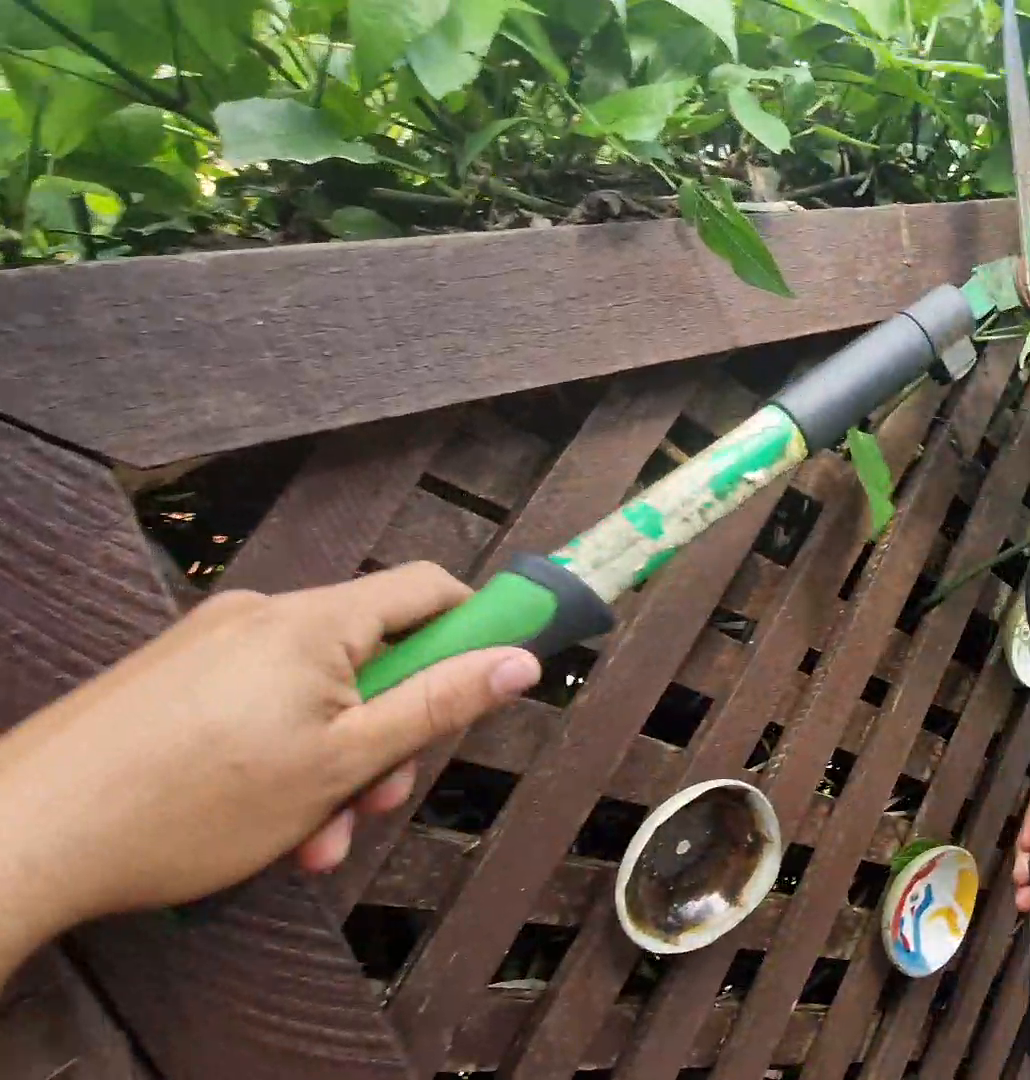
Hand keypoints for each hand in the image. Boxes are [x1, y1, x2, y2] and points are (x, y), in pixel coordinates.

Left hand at [0, 562, 540, 939]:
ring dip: (342, 755)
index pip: (431, 588)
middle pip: (377, 652)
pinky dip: (289, 750)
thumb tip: (524, 662)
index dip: (477, 626)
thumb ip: (443, 703)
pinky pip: (265, 701)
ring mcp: (211, 645)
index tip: (488, 679)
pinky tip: (271, 819)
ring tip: (317, 832)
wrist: (0, 851)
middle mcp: (266, 616)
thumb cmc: (194, 803)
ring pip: (321, 688)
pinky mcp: (171, 679)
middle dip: (395, 725)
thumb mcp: (347, 760)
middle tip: (382, 796)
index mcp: (316, 621)